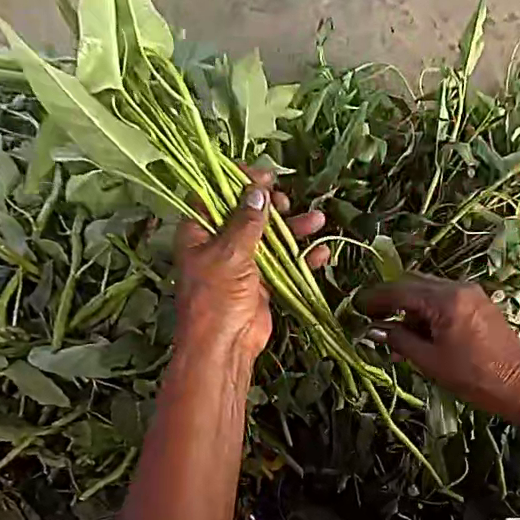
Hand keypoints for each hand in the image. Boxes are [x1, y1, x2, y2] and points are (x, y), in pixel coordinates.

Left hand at [175, 170, 327, 364]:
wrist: (224, 344)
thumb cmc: (215, 297)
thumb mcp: (229, 253)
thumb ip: (246, 222)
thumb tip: (258, 192)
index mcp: (199, 231)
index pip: (215, 194)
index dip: (238, 181)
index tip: (264, 175)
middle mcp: (220, 243)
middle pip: (248, 214)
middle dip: (271, 206)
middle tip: (285, 202)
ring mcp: (243, 262)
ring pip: (271, 238)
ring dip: (294, 229)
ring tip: (317, 221)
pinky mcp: (263, 281)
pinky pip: (284, 263)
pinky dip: (302, 258)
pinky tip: (320, 254)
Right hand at [358, 274, 519, 421]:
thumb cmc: (474, 378)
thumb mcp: (430, 361)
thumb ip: (400, 341)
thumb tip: (374, 330)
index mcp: (446, 299)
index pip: (400, 291)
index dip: (375, 299)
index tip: (355, 306)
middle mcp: (459, 288)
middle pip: (414, 284)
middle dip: (391, 300)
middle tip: (369, 316)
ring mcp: (472, 294)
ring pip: (429, 292)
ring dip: (409, 308)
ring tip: (391, 332)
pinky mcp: (479, 304)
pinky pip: (445, 301)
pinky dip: (427, 312)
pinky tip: (416, 333)